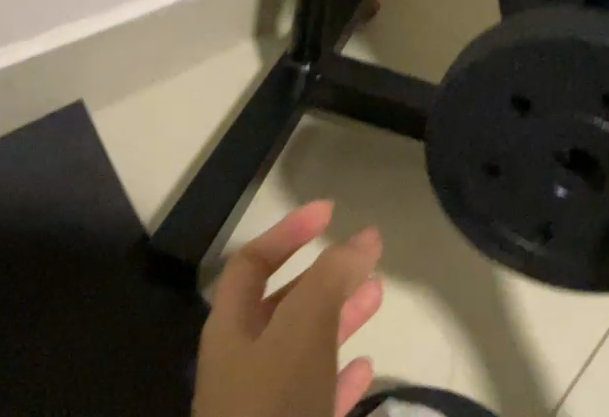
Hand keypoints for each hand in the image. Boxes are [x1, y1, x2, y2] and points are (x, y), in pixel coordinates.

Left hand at [193, 201, 385, 416]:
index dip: (288, 232)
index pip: (252, 264)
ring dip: (340, 317)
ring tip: (377, 295)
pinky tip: (368, 368)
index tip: (332, 211)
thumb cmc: (273, 409)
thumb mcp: (302, 331)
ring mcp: (264, 409)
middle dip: (325, 275)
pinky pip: (317, 396)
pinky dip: (342, 376)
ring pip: (304, 348)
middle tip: (367, 255)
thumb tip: (360, 238)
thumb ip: (330, 279)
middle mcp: (242, 366)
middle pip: (282, 304)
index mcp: (231, 332)